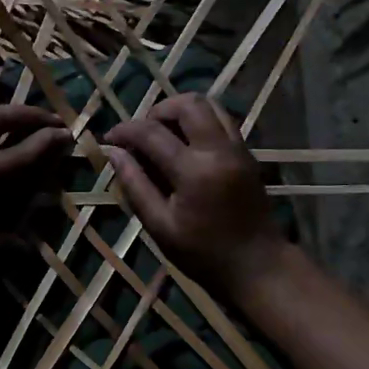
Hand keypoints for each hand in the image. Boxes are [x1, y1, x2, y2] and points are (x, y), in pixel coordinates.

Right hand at [102, 93, 288, 296]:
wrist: (258, 265)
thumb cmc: (204, 253)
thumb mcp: (160, 226)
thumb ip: (135, 186)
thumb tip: (114, 153)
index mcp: (194, 171)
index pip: (152, 132)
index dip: (125, 130)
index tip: (110, 138)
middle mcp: (219, 149)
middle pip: (187, 104)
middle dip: (158, 111)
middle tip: (141, 133)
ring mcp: (238, 148)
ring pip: (210, 105)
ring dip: (181, 111)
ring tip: (163, 133)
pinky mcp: (248, 152)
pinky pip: (222, 119)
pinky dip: (200, 120)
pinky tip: (186, 143)